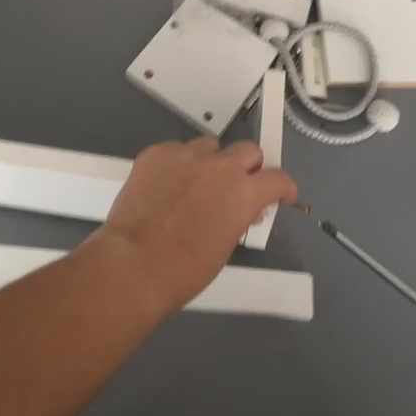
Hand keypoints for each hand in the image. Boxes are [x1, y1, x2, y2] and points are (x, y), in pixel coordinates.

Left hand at [87, 138, 296, 315]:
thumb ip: (238, 217)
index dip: (282, 187)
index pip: (277, 178)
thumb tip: (240, 209)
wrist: (133, 263)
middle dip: (247, 167)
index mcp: (243, 192)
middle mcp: (220, 165)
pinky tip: (165, 187)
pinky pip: (176, 151)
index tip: (280, 194)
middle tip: (235, 188)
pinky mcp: (157, 153)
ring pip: (209, 146)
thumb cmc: (184, 269)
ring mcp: (186, 154)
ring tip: (193, 187)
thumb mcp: (225, 246)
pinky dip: (176, 165)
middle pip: (247, 150)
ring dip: (209, 163)